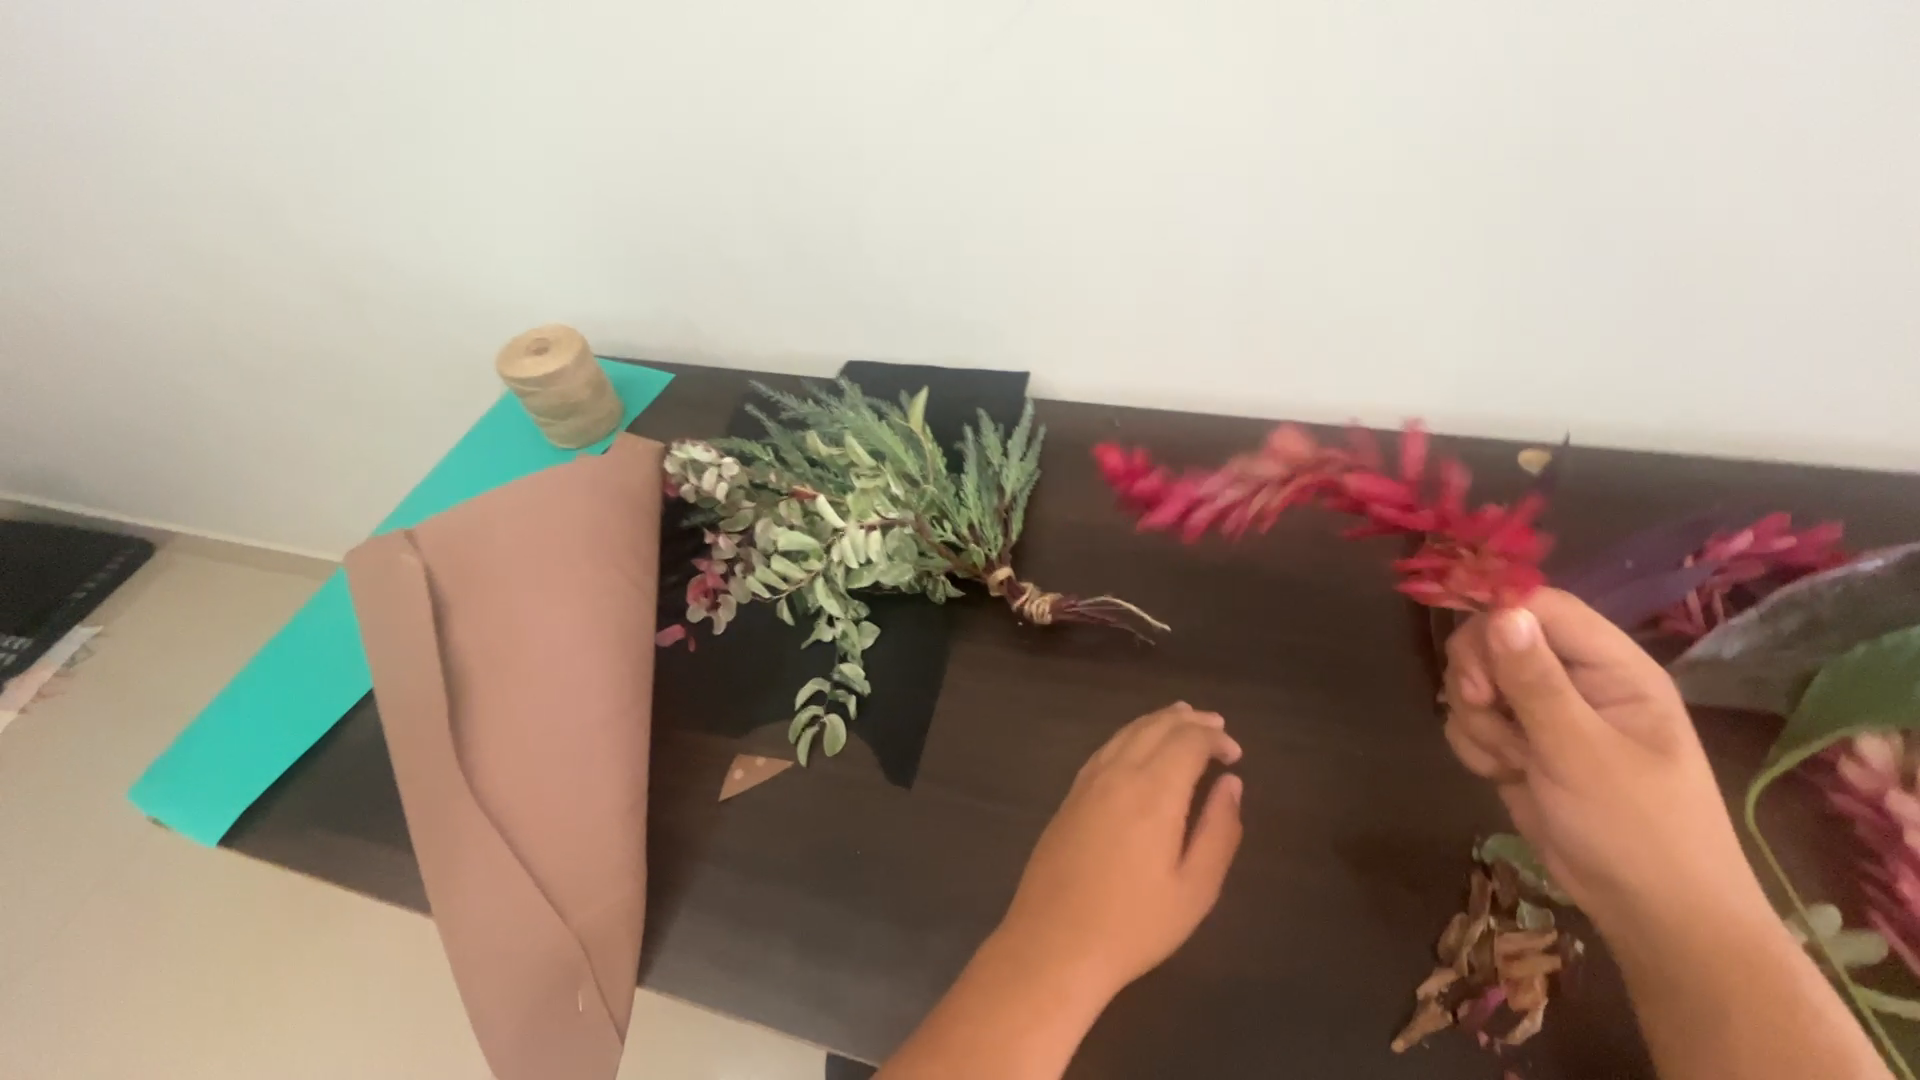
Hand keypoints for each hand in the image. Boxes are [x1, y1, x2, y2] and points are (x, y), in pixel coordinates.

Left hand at [994, 703, 1244, 1000]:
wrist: (1054, 943)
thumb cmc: (1134, 925)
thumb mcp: (1195, 889)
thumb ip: (1219, 830)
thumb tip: (1232, 783)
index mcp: (1153, 792)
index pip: (1188, 741)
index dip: (1215, 738)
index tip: (1236, 754)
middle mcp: (1118, 775)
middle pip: (1155, 727)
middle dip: (1189, 721)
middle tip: (1216, 724)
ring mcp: (1087, 783)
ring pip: (1126, 733)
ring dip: (1157, 721)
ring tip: (1181, 718)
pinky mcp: (1069, 797)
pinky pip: (1104, 749)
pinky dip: (1129, 735)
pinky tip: (1136, 746)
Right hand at [1443, 589, 1768, 935]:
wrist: (1647, 912)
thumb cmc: (1634, 828)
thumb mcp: (1580, 751)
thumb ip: (1536, 681)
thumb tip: (1502, 611)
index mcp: (1614, 668)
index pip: (1543, 607)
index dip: (1497, 616)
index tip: (1470, 657)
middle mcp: (1577, 680)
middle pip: (1496, 638)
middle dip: (1477, 674)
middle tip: (1485, 708)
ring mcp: (1546, 713)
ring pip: (1476, 682)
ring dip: (1477, 719)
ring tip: (1512, 760)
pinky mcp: (1520, 743)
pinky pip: (1471, 720)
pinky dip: (1475, 745)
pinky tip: (1503, 774)